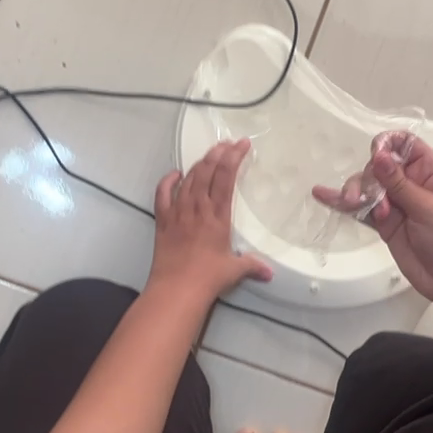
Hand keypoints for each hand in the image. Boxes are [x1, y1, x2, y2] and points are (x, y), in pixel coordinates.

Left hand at [149, 140, 272, 301]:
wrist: (176, 289)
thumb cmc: (208, 278)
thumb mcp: (234, 270)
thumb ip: (252, 266)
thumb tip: (269, 273)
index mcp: (218, 215)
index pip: (226, 178)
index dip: (234, 157)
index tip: (242, 144)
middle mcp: (198, 208)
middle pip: (207, 172)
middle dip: (218, 154)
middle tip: (228, 144)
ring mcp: (178, 212)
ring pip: (188, 179)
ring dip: (199, 163)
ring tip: (210, 154)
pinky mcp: (162, 220)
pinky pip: (163, 194)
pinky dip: (168, 181)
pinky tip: (175, 174)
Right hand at [313, 132, 432, 308]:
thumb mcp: (427, 208)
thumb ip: (399, 183)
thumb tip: (379, 154)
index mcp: (428, 171)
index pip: (405, 144)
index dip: (388, 144)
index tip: (376, 156)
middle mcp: (409, 183)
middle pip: (379, 165)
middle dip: (368, 177)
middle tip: (366, 198)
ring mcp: (394, 203)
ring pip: (367, 186)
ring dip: (356, 192)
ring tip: (352, 206)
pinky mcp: (382, 223)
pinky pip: (360, 208)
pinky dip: (342, 203)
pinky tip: (322, 194)